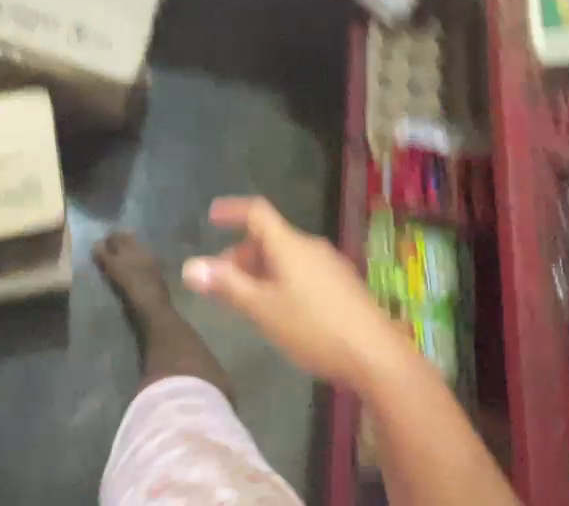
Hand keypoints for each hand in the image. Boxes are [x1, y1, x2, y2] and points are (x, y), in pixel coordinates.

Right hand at [183, 196, 417, 389]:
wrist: (377, 356)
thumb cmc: (313, 327)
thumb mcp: (262, 309)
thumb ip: (226, 286)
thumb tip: (190, 267)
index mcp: (288, 244)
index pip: (256, 212)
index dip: (232, 210)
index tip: (212, 216)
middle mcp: (310, 246)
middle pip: (269, 238)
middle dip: (242, 255)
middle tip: (224, 283)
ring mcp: (330, 265)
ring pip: (286, 258)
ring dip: (261, 271)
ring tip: (248, 302)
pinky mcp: (343, 286)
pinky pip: (302, 272)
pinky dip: (282, 281)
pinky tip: (281, 312)